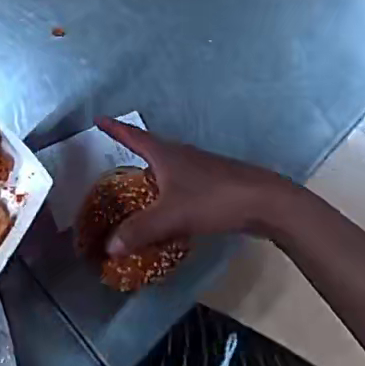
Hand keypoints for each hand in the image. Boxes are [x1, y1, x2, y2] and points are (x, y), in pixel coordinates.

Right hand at [97, 118, 321, 254]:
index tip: (99, 119)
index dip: (115, 129)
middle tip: (115, 156)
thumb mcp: (171, 216)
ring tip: (138, 184)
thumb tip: (109, 247)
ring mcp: (200, 168)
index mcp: (166, 154)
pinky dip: (168, 191)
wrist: (265, 202)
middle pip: (151, 148)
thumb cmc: (213, 199)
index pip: (133, 137)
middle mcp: (181, 155)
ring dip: (152, 173)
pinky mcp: (214, 184)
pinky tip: (170, 207)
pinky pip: (181, 183)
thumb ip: (139, 230)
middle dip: (132, 150)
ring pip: (168, 167)